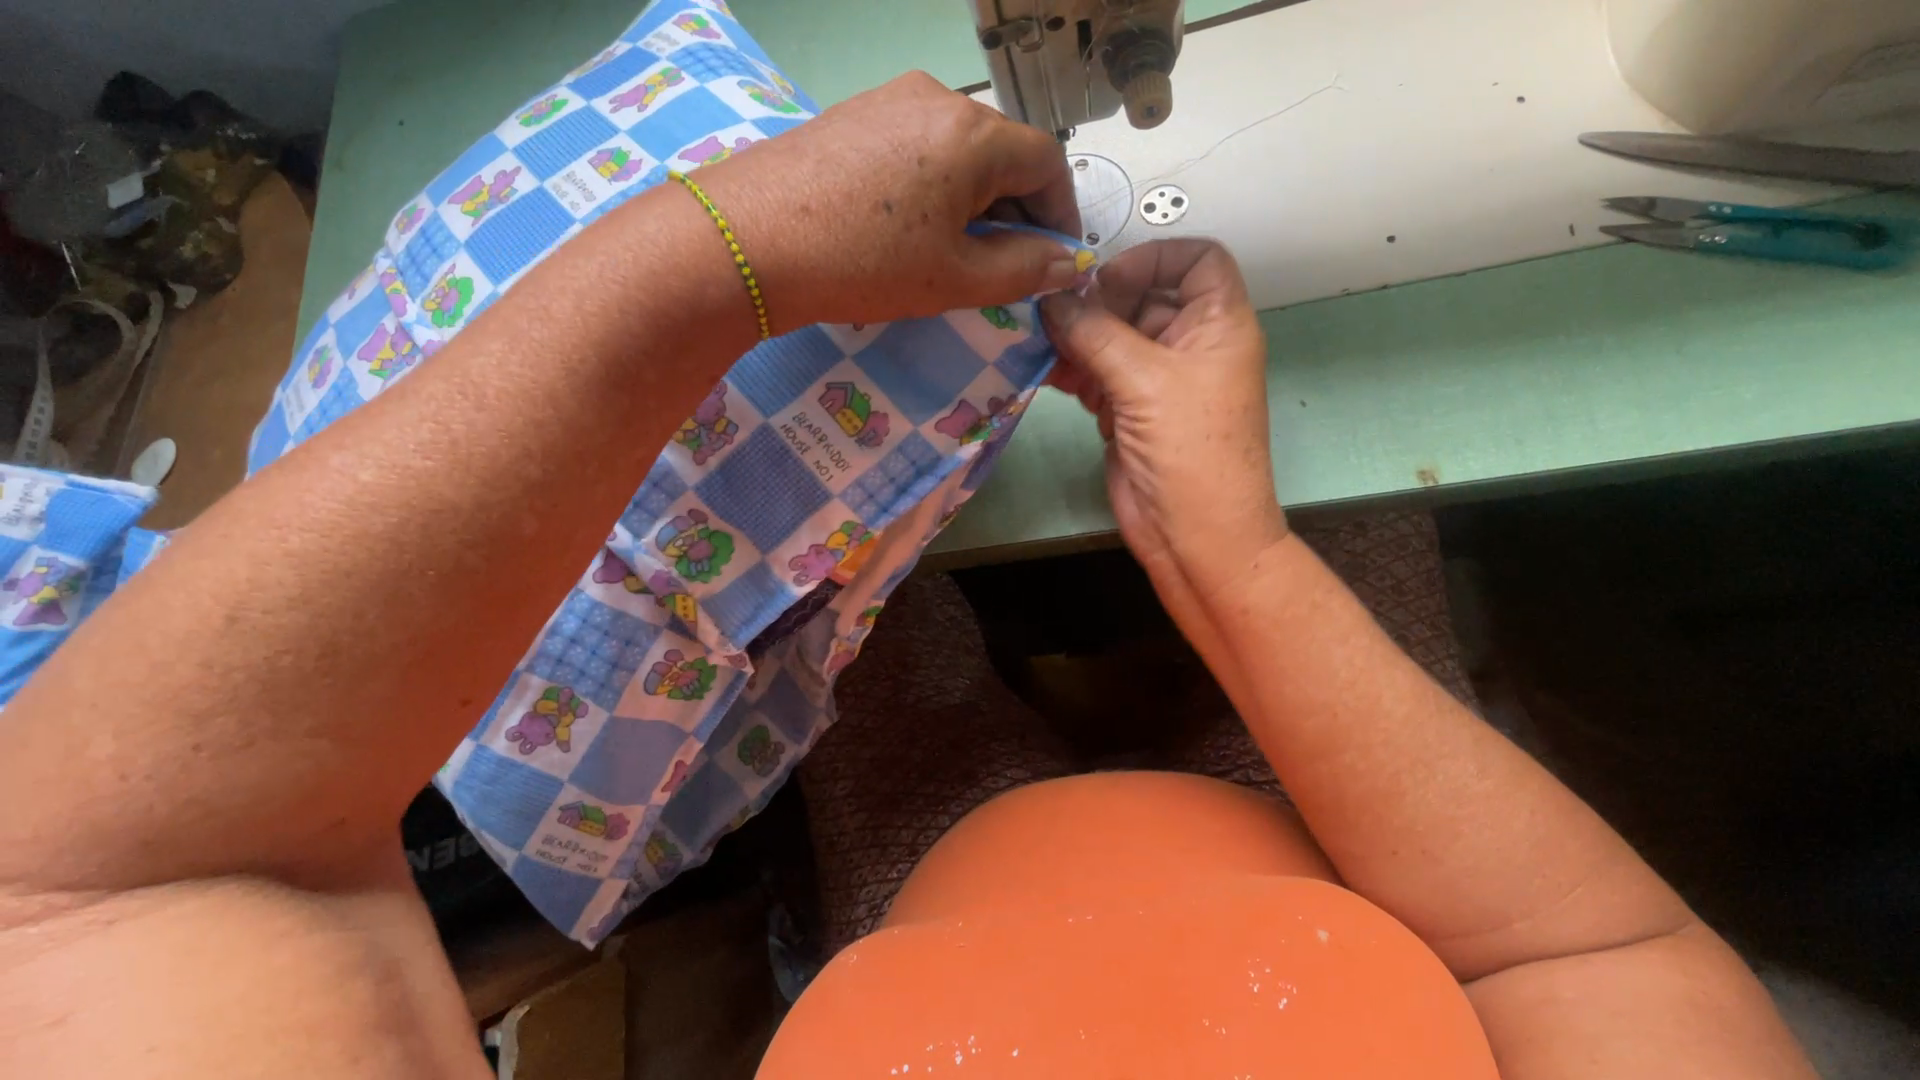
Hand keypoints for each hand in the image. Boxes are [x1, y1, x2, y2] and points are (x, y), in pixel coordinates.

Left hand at [695, 72, 1084, 332]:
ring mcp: (890, 100)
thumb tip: (1067, 262)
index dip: (1061, 213)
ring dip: (976, 199)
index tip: (1055, 257)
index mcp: (973, 134)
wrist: (746, 243)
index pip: (1047, 162)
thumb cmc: (862, 263)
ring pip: (959, 149)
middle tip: (1005, 265)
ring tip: (955, 252)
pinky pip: (917, 146)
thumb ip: (1023, 269)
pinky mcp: (854, 115)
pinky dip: (935, 186)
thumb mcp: (954, 278)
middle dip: (1017, 208)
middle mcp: (937, 99)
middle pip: (1003, 151)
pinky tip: (910, 227)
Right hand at [1041, 240, 1286, 598]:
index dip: (1155, 257)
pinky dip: (1074, 370)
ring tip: (1043, 346)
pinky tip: (1049, 374)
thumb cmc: (1190, 451)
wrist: (1193, 535)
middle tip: (1055, 316)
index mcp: (1219, 324)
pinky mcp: (1130, 410)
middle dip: (1099, 304)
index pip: (1198, 260)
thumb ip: (1095, 333)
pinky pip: (1098, 373)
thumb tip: (1050, 299)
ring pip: (1113, 337)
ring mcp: (1158, 379)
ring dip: (1079, 339)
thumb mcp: (1145, 381)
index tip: (1107, 279)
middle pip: (1143, 297)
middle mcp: (1191, 345)